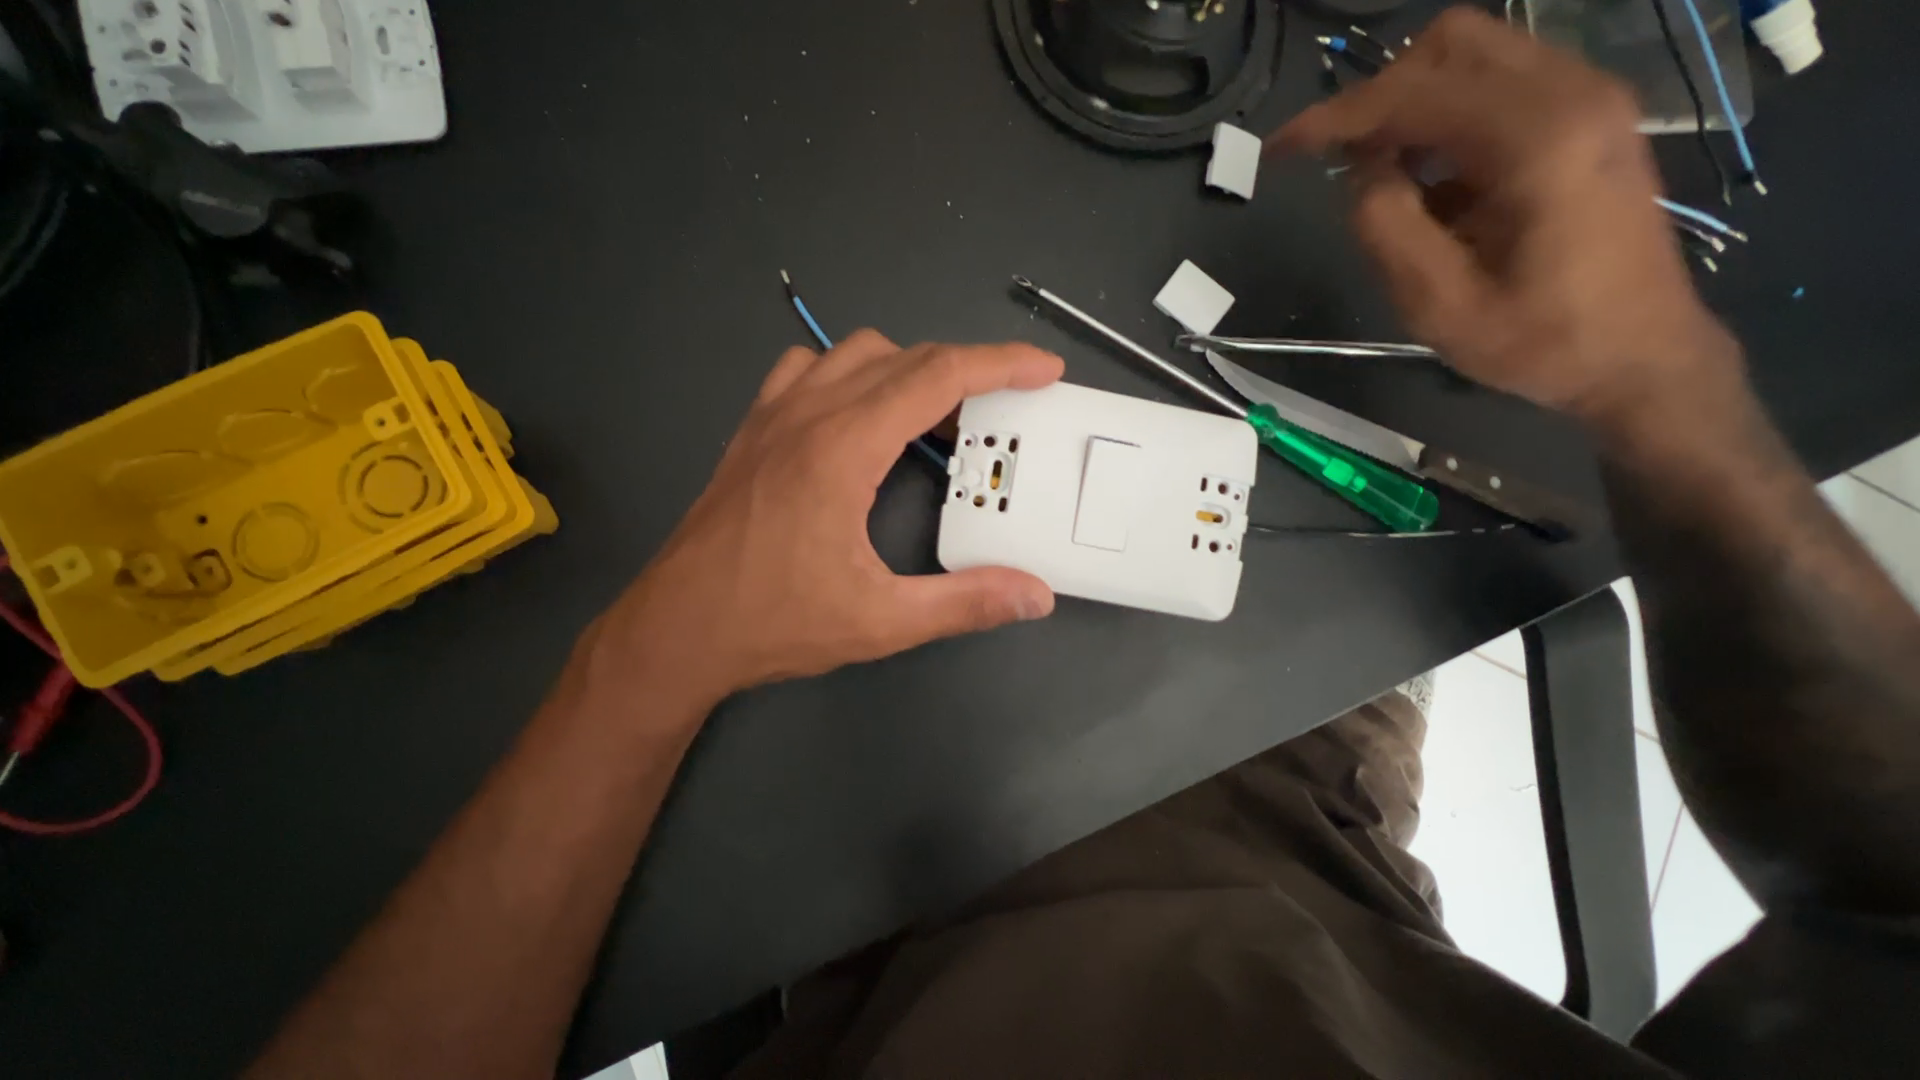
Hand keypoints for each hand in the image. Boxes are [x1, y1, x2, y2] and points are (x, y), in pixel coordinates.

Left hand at [590, 331, 1062, 708]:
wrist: (676, 629)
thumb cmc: (774, 622)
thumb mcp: (880, 621)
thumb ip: (964, 603)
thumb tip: (1035, 596)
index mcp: (843, 446)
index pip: (938, 376)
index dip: (1000, 363)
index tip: (1043, 368)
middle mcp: (808, 412)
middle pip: (904, 357)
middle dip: (965, 370)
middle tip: (1002, 412)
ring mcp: (772, 415)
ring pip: (853, 353)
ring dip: (906, 369)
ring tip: (933, 418)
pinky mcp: (751, 431)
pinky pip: (806, 370)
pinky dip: (848, 375)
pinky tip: (858, 418)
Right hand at [1273, 8, 1740, 427]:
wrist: (1643, 356)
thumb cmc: (1542, 341)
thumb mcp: (1439, 303)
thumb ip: (1385, 226)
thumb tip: (1360, 171)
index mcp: (1537, 138)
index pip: (1414, 93)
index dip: (1336, 117)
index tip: (1283, 149)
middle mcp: (1572, 93)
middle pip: (1449, 45)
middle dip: (1381, 96)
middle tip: (1346, 161)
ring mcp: (1589, 98)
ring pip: (1475, 56)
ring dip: (1414, 105)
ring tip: (1387, 174)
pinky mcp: (1590, 117)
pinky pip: (1501, 84)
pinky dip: (1451, 118)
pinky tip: (1438, 181)